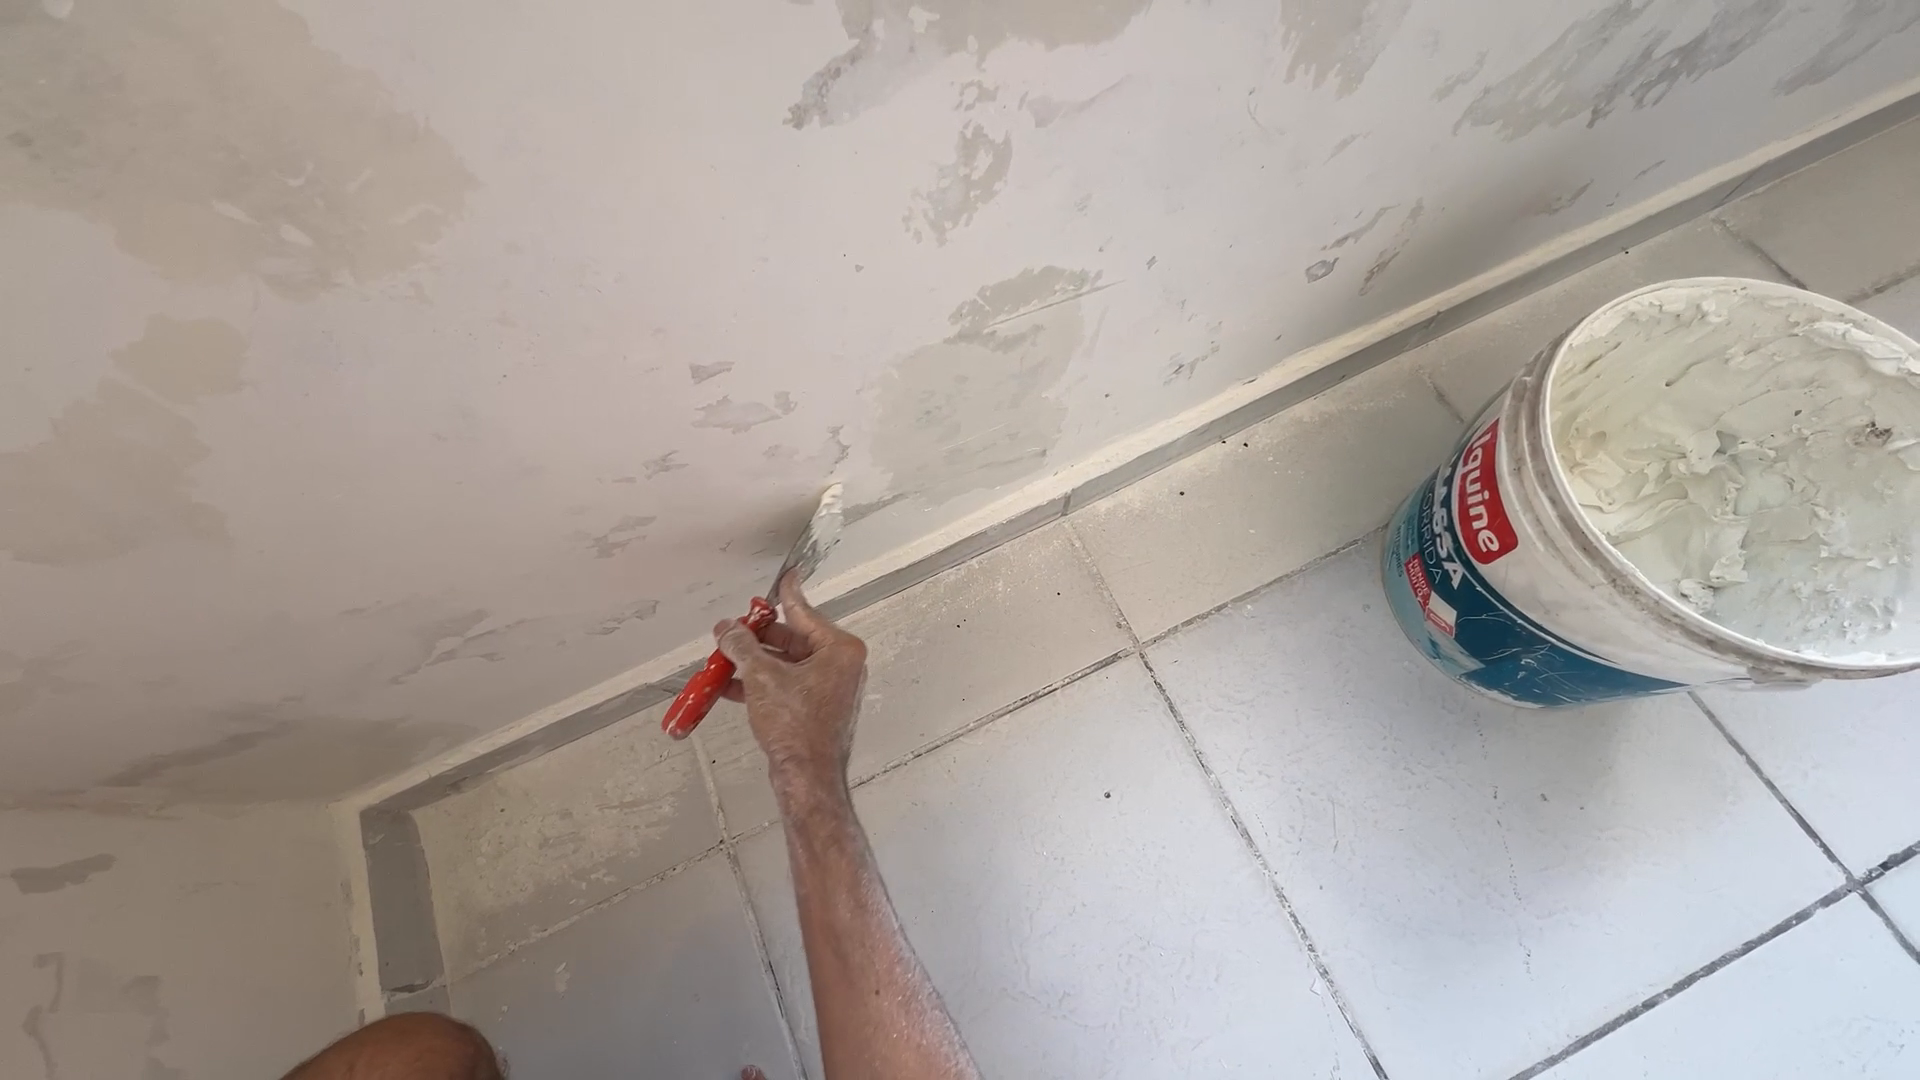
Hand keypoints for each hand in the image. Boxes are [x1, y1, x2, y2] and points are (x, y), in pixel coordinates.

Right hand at [713, 571, 866, 791]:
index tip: (786, 575)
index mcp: (840, 649)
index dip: (787, 594)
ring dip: (753, 662)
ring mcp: (830, 687)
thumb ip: (742, 647)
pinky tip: (730, 685)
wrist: (806, 776)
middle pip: (792, 638)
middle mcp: (840, 665)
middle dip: (757, 637)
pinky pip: (786, 684)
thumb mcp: (762, 677)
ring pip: (785, 663)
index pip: (805, 612)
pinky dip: (761, 683)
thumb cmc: (797, 727)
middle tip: (730, 631)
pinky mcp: (817, 707)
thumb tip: (727, 629)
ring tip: (722, 658)